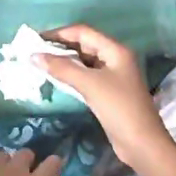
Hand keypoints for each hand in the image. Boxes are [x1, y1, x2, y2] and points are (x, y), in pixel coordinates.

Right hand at [35, 25, 175, 164]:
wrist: (141, 143)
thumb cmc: (118, 108)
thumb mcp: (89, 84)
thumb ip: (61, 68)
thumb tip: (34, 55)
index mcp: (115, 50)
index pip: (83, 32)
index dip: (59, 33)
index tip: (35, 39)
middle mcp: (114, 58)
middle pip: (83, 45)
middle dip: (59, 46)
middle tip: (34, 51)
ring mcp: (112, 75)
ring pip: (83, 61)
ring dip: (63, 61)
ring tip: (40, 63)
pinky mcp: (107, 91)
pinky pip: (85, 76)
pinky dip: (70, 75)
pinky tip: (55, 78)